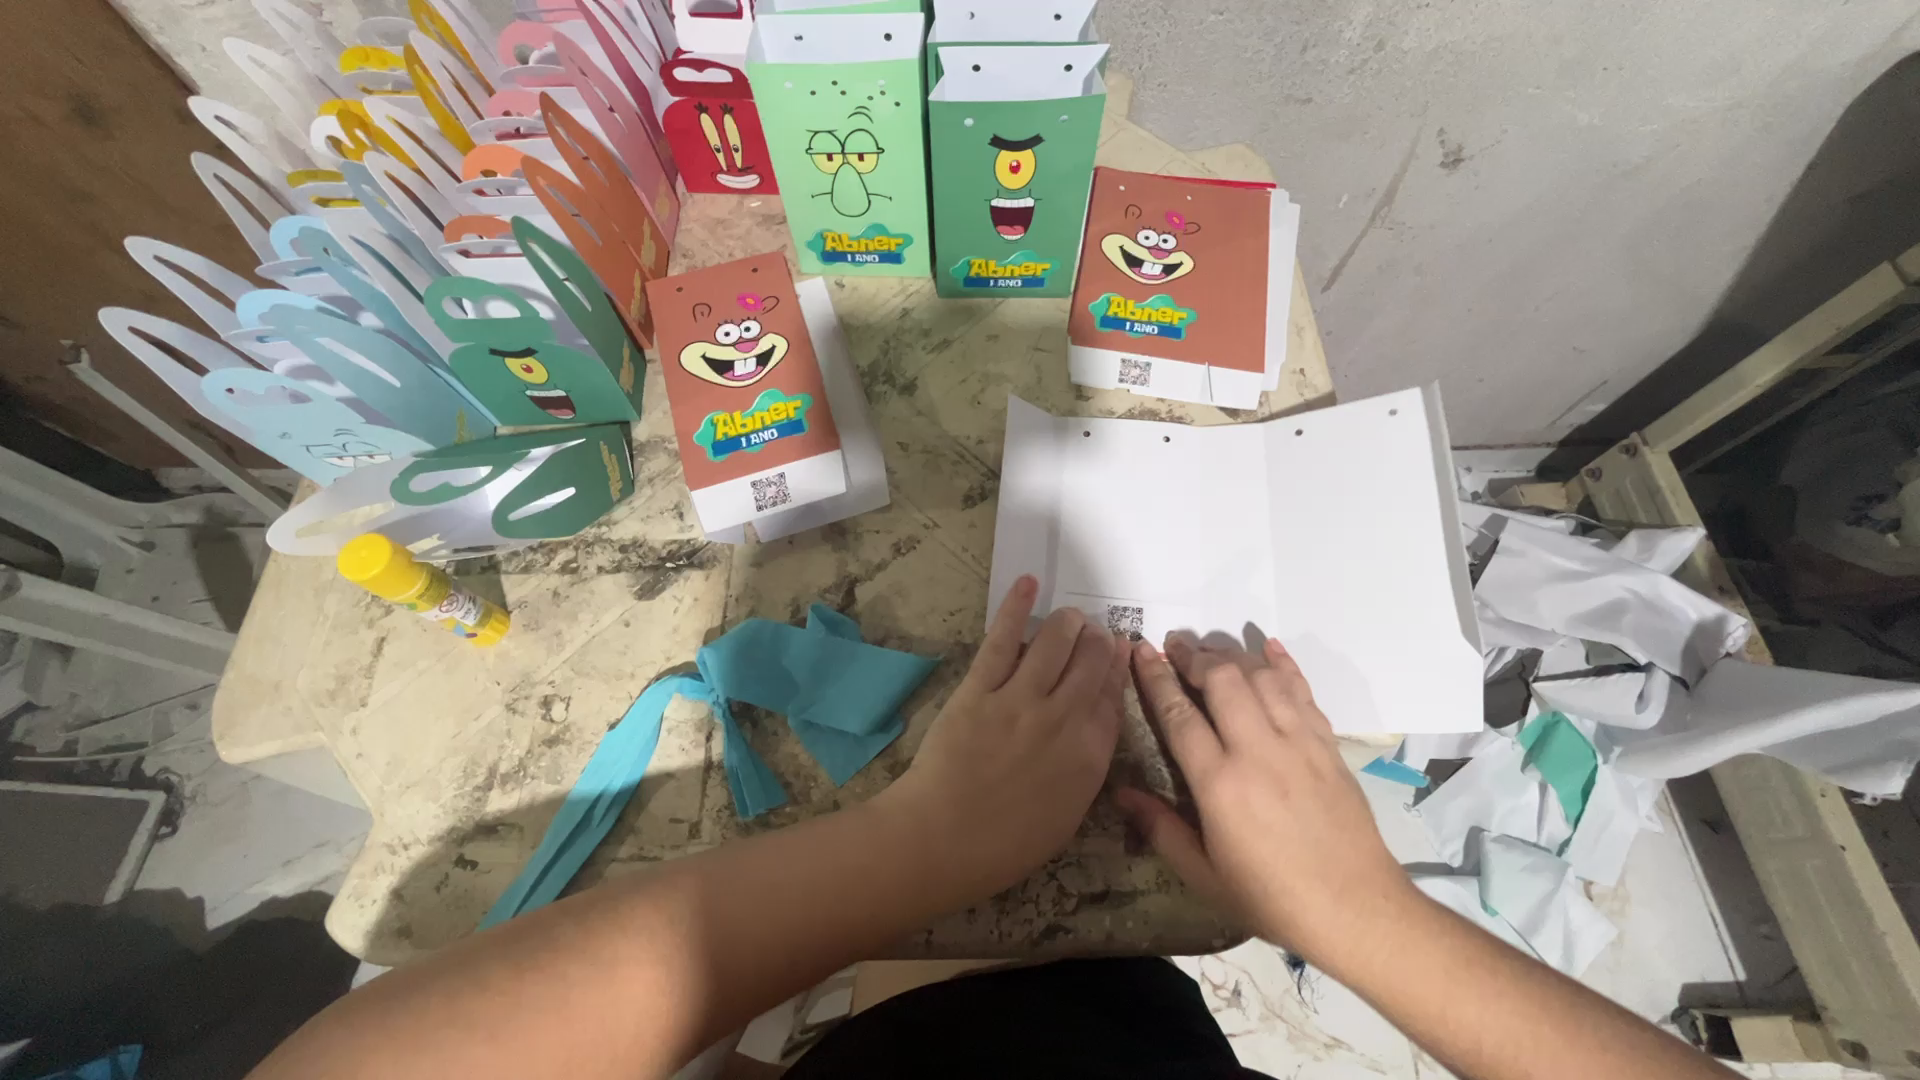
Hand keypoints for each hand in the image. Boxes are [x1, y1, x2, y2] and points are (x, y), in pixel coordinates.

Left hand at [884, 575, 1126, 896]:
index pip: (1112, 697)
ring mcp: (1021, 698)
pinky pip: (1003, 640)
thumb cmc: (1007, 843)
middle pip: (1091, 664)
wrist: (945, 839)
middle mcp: (1064, 717)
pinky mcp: (980, 688)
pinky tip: (1029, 585)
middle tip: (1095, 633)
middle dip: (1098, 642)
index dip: (1118, 670)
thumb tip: (1093, 733)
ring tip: (1070, 616)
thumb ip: (1086, 769)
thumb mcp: (1068, 816)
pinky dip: (1017, 608)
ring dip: (1068, 623)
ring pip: (1055, 643)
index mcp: (1090, 754)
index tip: (1121, 653)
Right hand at [1116, 634, 1417, 960]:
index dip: (1156, 678)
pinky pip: (1303, 691)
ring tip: (1210, 648)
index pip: (1179, 715)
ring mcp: (1299, 744)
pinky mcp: (1328, 746)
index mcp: (1220, 784)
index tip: (1140, 650)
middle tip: (1173, 645)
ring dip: (1232, 655)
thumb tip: (1121, 793)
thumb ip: (1161, 829)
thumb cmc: (1271, 898)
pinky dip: (1284, 664)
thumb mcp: (1205, 876)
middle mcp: (1258, 751)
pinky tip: (1268, 647)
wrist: (1357, 912)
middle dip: (1193, 655)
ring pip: (1262, 677)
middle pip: (1223, 680)